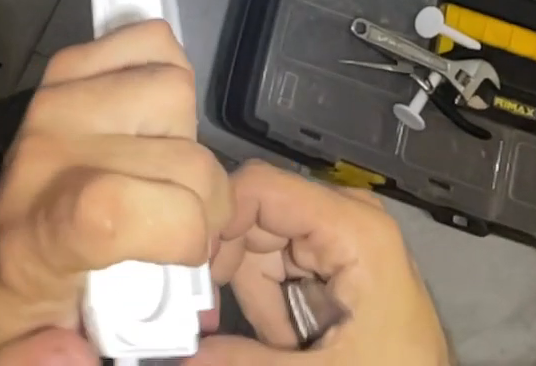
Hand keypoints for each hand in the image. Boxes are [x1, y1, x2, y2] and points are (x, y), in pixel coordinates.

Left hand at [0, 21, 231, 364]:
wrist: (1, 238)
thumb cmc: (33, 300)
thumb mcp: (30, 355)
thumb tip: (73, 354)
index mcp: (37, 235)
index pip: (110, 208)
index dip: (178, 228)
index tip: (187, 258)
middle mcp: (45, 154)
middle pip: (182, 156)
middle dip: (204, 199)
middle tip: (178, 222)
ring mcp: (58, 99)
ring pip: (176, 92)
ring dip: (187, 136)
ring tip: (162, 169)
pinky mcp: (71, 65)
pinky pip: (153, 41)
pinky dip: (168, 72)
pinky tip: (150, 119)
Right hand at [196, 162, 447, 363]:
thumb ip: (248, 362)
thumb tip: (184, 358)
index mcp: (352, 227)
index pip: (260, 186)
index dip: (217, 220)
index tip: (192, 271)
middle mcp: (343, 214)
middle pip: (253, 216)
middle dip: (238, 274)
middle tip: (245, 327)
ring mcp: (337, 230)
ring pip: (257, 242)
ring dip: (256, 295)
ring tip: (286, 341)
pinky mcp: (330, 251)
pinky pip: (273, 260)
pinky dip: (268, 298)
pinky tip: (291, 333)